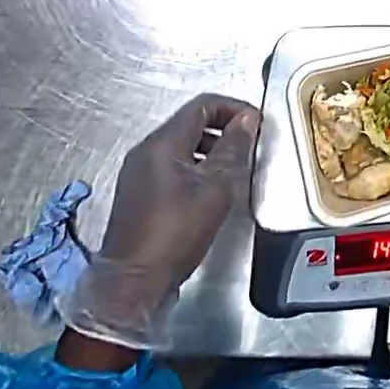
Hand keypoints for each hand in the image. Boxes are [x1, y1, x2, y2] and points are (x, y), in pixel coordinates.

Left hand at [59, 94, 260, 352]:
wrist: (133, 282)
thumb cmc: (176, 232)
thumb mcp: (215, 188)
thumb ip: (232, 148)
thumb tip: (246, 120)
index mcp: (162, 143)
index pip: (202, 106)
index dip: (233, 108)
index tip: (256, 123)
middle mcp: (146, 151)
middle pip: (190, 122)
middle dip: (223, 128)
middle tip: (250, 145)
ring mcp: (139, 172)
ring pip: (182, 145)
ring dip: (211, 148)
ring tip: (235, 168)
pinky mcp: (139, 192)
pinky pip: (172, 165)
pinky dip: (196, 165)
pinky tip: (211, 188)